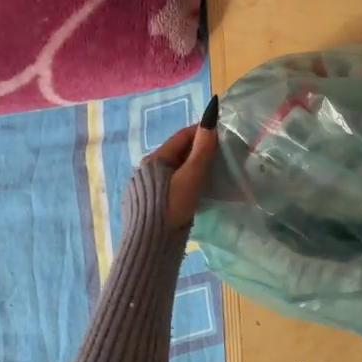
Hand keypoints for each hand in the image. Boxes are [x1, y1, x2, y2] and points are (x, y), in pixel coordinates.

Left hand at [145, 96, 219, 227]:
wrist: (150, 243)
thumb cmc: (172, 206)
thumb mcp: (191, 176)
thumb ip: (202, 149)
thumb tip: (210, 119)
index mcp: (155, 159)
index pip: (182, 136)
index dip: (201, 131)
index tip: (219, 133)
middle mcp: (145, 169)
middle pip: (176, 152)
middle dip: (196, 150)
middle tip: (218, 154)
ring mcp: (143, 186)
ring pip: (171, 170)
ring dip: (189, 167)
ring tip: (208, 173)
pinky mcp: (144, 203)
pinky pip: (167, 184)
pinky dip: (181, 181)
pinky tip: (191, 192)